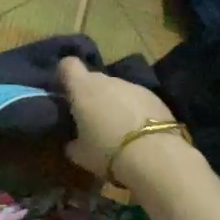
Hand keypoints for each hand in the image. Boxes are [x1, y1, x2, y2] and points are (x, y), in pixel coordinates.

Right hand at [57, 57, 183, 182]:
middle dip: (90, 94)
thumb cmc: (107, 151)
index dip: (64, 75)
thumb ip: (72, 143)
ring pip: (116, 89)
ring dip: (113, 103)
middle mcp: (107, 80)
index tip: (64, 92)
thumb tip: (72, 142)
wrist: (155, 155)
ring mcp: (132, 86)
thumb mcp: (80, 154)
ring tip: (116, 128)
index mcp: (83, 88)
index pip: (68, 65)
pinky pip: (135, 98)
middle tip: (90, 118)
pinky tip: (137, 131)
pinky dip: (133, 109)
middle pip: (93, 79)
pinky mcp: (154, 96)